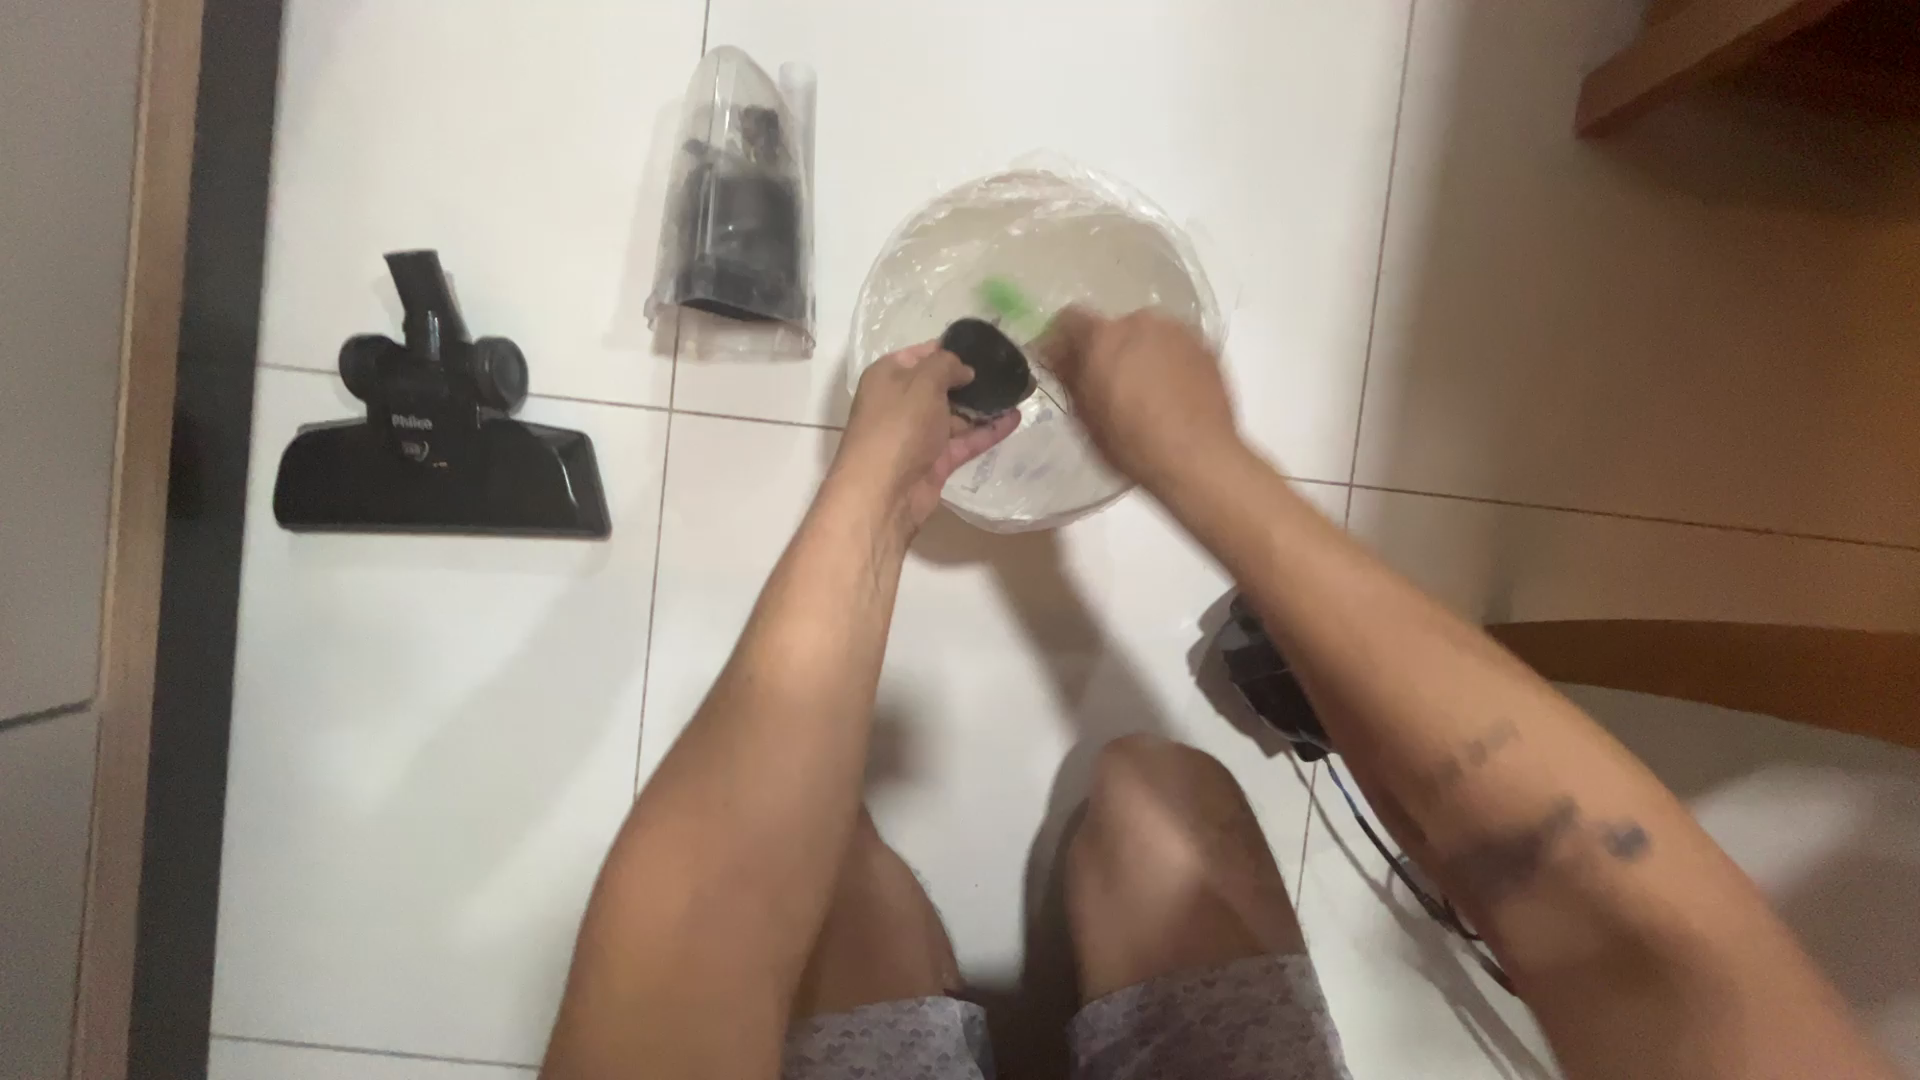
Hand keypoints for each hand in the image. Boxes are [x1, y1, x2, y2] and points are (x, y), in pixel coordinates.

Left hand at [828, 342, 1019, 538]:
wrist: (883, 491)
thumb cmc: (898, 425)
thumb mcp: (923, 382)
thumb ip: (947, 365)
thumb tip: (965, 371)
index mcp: (888, 376)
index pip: (921, 354)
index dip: (950, 349)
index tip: (982, 348)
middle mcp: (902, 403)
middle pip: (940, 386)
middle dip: (971, 380)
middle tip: (1006, 370)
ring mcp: (919, 434)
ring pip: (956, 415)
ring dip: (983, 406)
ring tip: (1017, 392)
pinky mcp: (936, 461)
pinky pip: (966, 440)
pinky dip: (988, 431)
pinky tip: (1014, 418)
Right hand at [1041, 307, 1242, 493]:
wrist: (1200, 460)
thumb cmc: (1132, 445)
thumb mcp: (1085, 418)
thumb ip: (1068, 376)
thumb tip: (1054, 354)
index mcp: (1103, 337)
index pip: (1069, 319)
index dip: (1061, 340)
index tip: (1061, 363)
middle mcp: (1140, 322)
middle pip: (1111, 328)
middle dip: (1104, 350)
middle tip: (1106, 384)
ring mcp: (1178, 331)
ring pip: (1145, 335)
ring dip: (1137, 354)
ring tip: (1142, 391)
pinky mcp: (1206, 346)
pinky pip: (1174, 346)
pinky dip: (1166, 361)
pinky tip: (1169, 393)